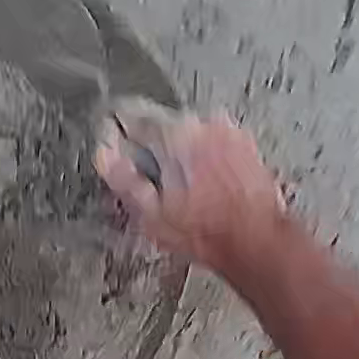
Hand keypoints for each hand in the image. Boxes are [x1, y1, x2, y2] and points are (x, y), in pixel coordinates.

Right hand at [95, 101, 287, 279]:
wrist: (255, 239)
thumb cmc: (206, 232)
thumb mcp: (151, 213)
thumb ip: (124, 179)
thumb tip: (104, 155)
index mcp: (175, 134)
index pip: (132, 119)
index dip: (118, 139)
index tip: (114, 155)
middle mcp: (204, 122)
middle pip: (162, 131)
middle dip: (152, 156)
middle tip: (150, 192)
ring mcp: (227, 131)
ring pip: (188, 139)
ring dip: (178, 160)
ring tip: (180, 198)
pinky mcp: (244, 145)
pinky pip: (211, 147)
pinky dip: (202, 164)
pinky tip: (203, 194)